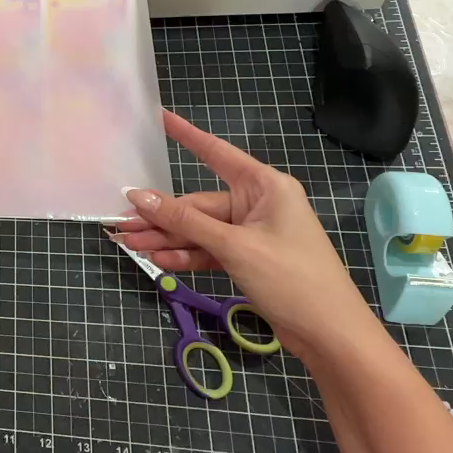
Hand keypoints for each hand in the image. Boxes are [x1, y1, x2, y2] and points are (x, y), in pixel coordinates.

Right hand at [110, 111, 379, 360]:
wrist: (331, 336)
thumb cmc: (292, 279)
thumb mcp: (234, 247)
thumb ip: (184, 220)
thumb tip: (138, 196)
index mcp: (264, 187)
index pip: (216, 152)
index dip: (186, 135)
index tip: (159, 116)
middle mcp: (257, 204)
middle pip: (198, 204)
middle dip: (161, 217)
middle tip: (121, 224)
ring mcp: (251, 233)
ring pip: (198, 229)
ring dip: (166, 239)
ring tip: (129, 245)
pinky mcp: (247, 258)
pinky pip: (208, 249)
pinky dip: (185, 255)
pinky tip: (158, 260)